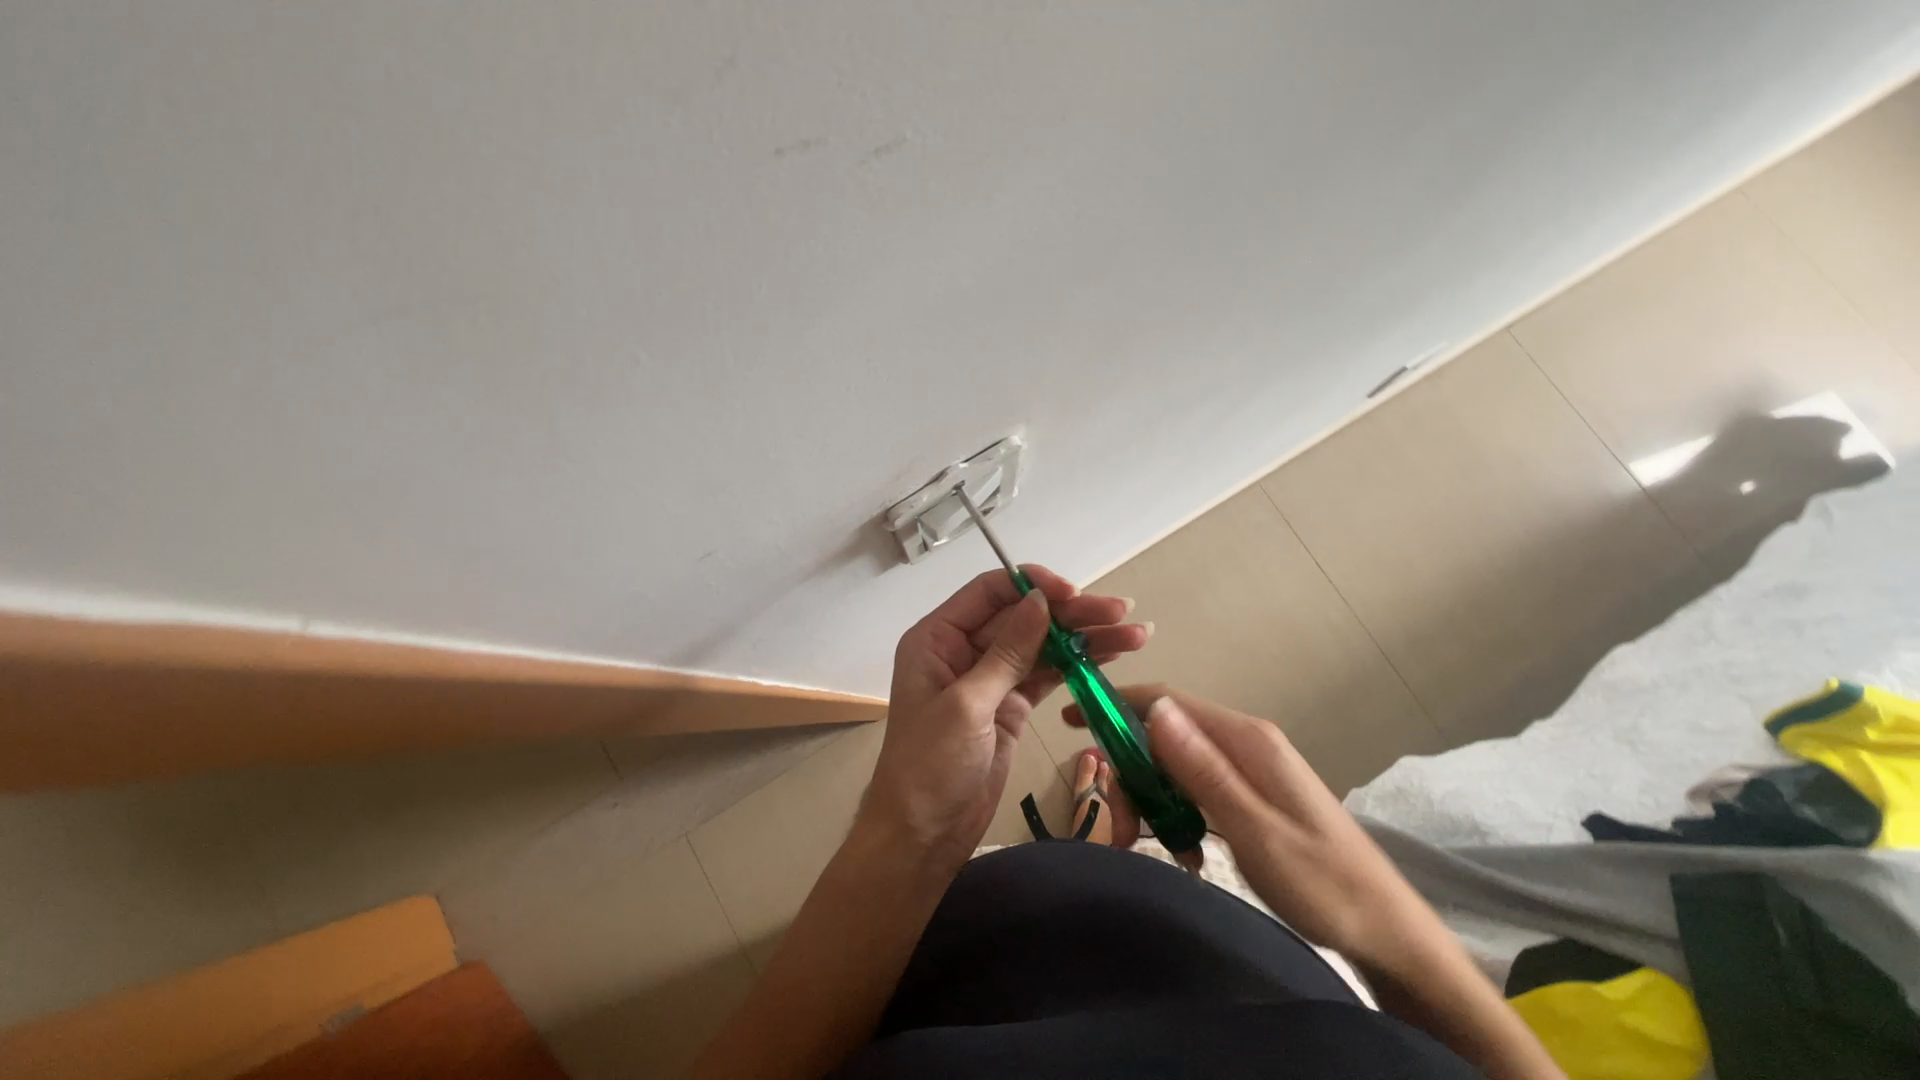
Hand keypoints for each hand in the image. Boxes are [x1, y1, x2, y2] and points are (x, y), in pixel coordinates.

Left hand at [862, 565, 1148, 862]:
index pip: (989, 592)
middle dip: (1072, 613)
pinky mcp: (1012, 706)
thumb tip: (1040, 601)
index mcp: (937, 638)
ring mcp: (990, 678)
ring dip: (1085, 638)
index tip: (1075, 595)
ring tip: (1136, 633)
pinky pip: (1047, 675)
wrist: (924, 834)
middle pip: (1023, 617)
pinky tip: (1111, 655)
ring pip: (1041, 645)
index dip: (1033, 586)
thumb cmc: (931, 767)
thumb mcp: (968, 705)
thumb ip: (1007, 652)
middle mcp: (963, 649)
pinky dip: (1078, 666)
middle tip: (1123, 612)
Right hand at [1066, 686, 1426, 966]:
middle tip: (1121, 830)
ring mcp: (1248, 770)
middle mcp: (1244, 744)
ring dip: (1150, 799)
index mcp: (1247, 741)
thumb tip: (1154, 709)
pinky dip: (1174, 814)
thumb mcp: (1254, 830)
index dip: (1115, 706)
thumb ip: (1203, 769)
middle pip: (1164, 736)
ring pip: (1174, 765)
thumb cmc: (1324, 884)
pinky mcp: (1249, 796)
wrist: (1387, 931)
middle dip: (1130, 773)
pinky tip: (1181, 851)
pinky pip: (1193, 789)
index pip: (1167, 702)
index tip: (1071, 724)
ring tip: (1146, 845)